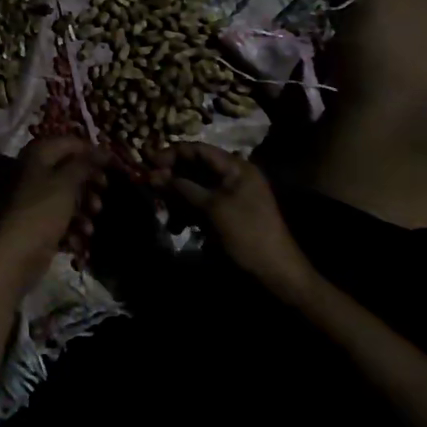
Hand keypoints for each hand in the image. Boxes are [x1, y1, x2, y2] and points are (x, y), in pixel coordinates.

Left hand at [0, 138, 108, 286]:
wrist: (15, 253)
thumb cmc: (42, 210)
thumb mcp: (66, 182)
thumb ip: (84, 164)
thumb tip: (100, 151)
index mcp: (38, 154)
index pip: (70, 142)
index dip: (92, 151)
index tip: (113, 164)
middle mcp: (35, 171)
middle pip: (71, 169)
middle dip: (89, 182)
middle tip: (104, 190)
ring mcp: (36, 198)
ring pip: (69, 196)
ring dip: (84, 208)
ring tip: (91, 221)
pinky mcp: (39, 221)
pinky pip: (62, 218)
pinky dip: (73, 227)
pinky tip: (79, 239)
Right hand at [148, 143, 317, 299]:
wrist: (278, 277)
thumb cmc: (247, 236)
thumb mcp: (211, 209)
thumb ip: (182, 188)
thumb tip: (153, 174)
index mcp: (236, 168)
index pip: (198, 149)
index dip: (172, 153)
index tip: (148, 163)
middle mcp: (233, 177)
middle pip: (195, 167)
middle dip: (172, 177)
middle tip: (151, 187)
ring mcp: (232, 197)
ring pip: (195, 187)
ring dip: (178, 197)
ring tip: (165, 212)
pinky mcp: (228, 215)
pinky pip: (202, 205)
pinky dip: (188, 212)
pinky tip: (177, 226)